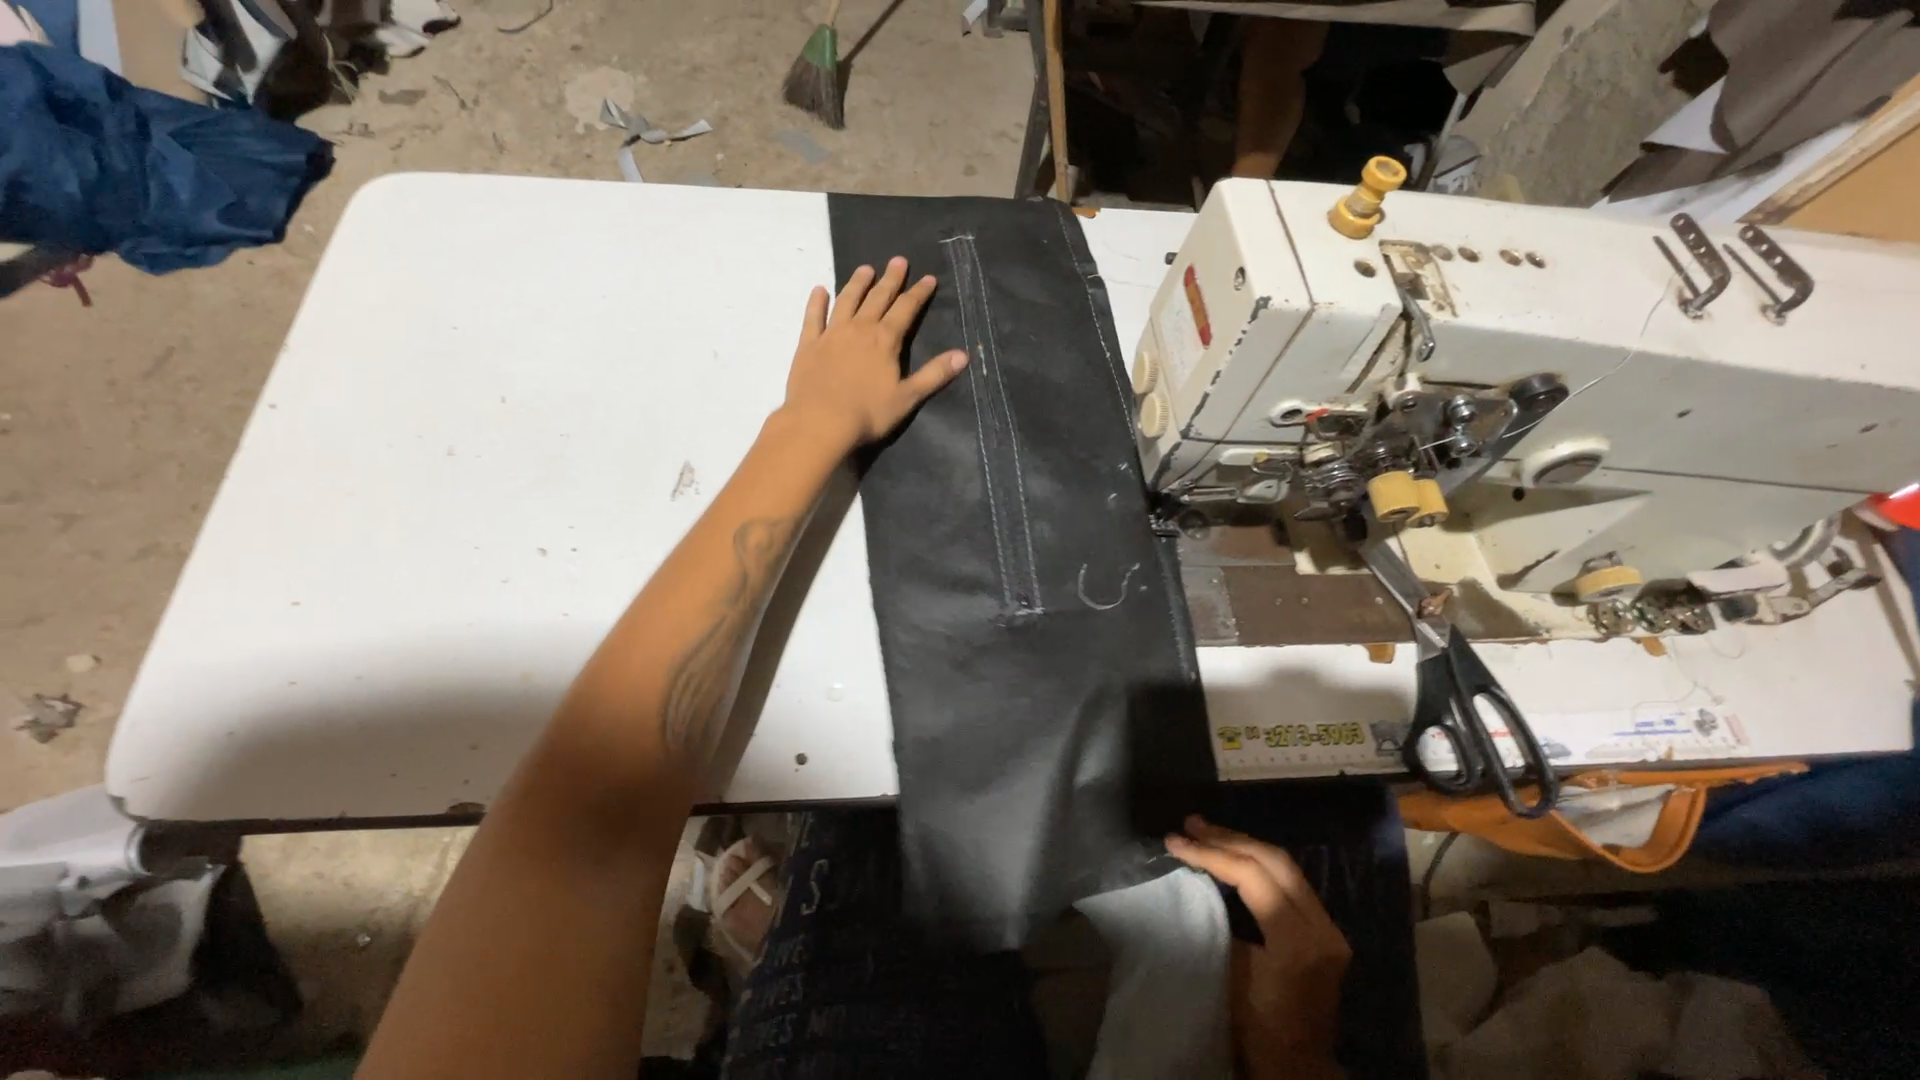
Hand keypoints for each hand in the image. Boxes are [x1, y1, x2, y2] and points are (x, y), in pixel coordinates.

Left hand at [781, 256, 968, 451]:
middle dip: (891, 279)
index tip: (928, 278)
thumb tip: (963, 355)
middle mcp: (859, 328)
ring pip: (847, 301)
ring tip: (865, 269)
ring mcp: (831, 334)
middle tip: (898, 260)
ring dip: (857, 283)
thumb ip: (934, 374)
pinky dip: (816, 302)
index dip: (919, 293)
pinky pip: (813, 317)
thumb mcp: (908, 397)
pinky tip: (819, 290)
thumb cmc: (868, 413)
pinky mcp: (808, 344)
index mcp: (885, 340)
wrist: (820, 422)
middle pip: (878, 298)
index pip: (906, 309)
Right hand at [1167, 816, 1350, 1079]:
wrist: (1298, 1068)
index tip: (1175, 841)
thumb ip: (1223, 925)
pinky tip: (1232, 856)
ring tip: (1206, 831)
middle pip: (1274, 861)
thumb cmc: (1258, 1030)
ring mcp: (1329, 928)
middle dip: (1228, 838)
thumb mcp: (1232, 976)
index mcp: (1297, 941)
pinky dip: (1257, 864)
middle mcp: (1322, 927)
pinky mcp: (1326, 931)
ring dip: (1243, 845)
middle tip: (1190, 824)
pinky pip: (1290, 883)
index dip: (1210, 853)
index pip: (1252, 877)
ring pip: (1285, 867)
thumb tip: (1200, 884)